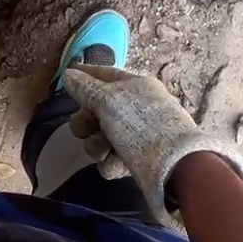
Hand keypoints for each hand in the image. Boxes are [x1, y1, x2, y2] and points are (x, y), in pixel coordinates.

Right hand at [63, 64, 242, 225]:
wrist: (176, 168)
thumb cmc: (141, 126)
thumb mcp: (109, 101)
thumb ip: (85, 88)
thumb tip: (68, 73)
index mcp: (134, 86)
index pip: (104, 74)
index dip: (84, 74)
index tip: (66, 75)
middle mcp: (136, 107)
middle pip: (96, 109)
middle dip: (85, 121)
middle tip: (82, 131)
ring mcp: (137, 134)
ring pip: (100, 136)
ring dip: (96, 145)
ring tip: (104, 152)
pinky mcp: (138, 159)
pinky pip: (112, 157)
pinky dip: (111, 162)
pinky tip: (117, 164)